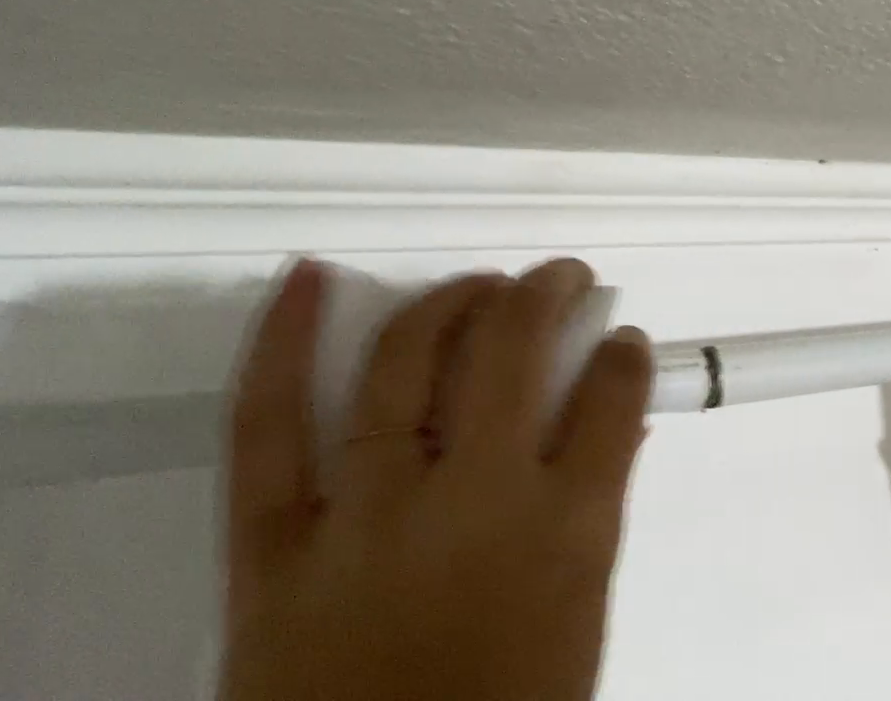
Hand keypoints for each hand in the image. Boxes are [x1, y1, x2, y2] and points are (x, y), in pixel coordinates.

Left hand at [219, 257, 652, 700]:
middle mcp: (474, 501)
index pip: (613, 395)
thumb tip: (611, 423)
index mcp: (566, 530)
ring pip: (407, 362)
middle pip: (513, 349)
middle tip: (556, 279)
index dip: (624, 353)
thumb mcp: (582, 611)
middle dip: (546, 292)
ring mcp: (367, 515)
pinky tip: (307, 279)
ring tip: (478, 282)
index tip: (620, 342)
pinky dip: (279, 344)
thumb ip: (595, 509)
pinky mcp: (272, 547)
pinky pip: (266, 427)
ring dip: (452, 299)